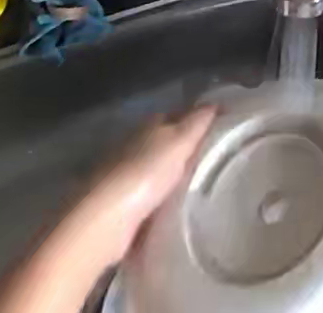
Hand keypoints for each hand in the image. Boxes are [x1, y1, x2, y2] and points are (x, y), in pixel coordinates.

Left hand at [72, 103, 218, 266]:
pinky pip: (147, 196)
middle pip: (165, 141)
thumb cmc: (146, 173)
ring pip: (155, 169)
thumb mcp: (179, 141)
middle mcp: (134, 143)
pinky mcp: (118, 204)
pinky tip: (173, 209)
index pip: (177, 114)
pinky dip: (158, 199)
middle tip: (213, 161)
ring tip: (198, 188)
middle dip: (183, 149)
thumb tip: (215, 102)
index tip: (218, 131)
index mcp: (149, 124)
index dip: (196, 120)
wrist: (104, 220)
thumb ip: (197, 122)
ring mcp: (123, 173)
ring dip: (170, 176)